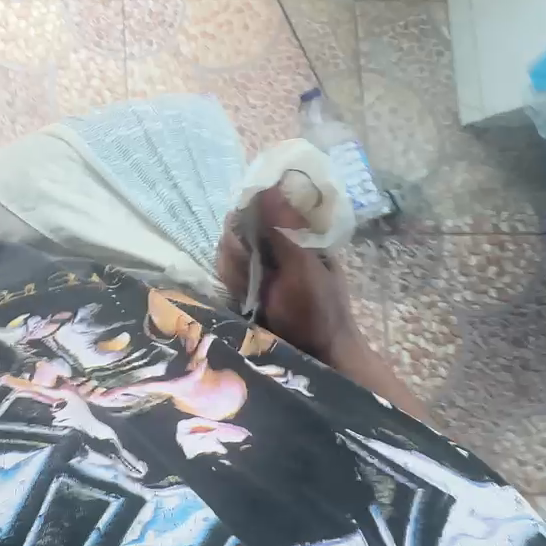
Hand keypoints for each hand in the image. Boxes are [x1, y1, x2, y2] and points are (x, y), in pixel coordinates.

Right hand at [217, 188, 357, 361]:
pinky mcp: (247, 282)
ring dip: (233, 267)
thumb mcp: (303, 269)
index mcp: (298, 231)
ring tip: (249, 289)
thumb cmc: (319, 312)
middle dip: (237, 245)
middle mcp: (278, 242)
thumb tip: (268, 186)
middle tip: (249, 267)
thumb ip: (283, 230)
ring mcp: (262, 263)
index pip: (264, 201)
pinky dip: (231, 280)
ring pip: (229, 247)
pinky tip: (242, 295)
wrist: (317, 359)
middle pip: (240, 224)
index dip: (247, 210)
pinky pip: (226, 269)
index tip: (243, 230)